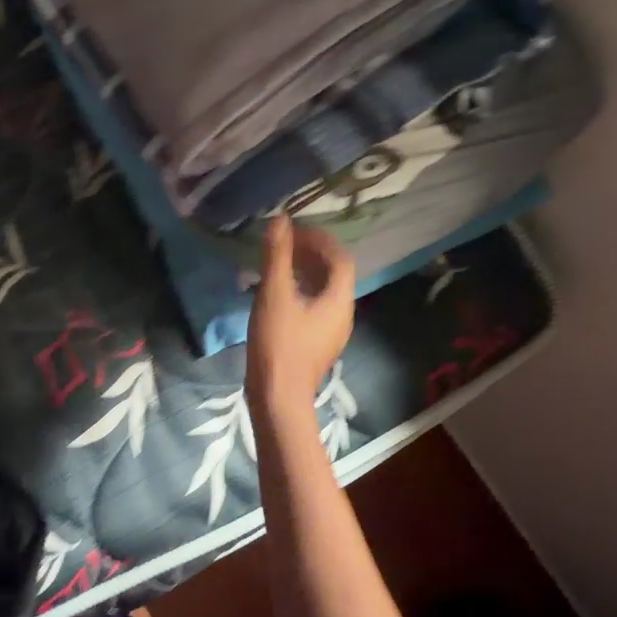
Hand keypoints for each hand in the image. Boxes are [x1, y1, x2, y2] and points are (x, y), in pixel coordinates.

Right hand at [246, 214, 355, 416]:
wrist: (278, 396)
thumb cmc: (278, 343)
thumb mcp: (274, 294)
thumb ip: (277, 256)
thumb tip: (279, 220)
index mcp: (339, 301)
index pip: (340, 258)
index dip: (319, 240)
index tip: (293, 231)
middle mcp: (342, 313)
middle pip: (334, 273)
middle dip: (310, 252)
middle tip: (282, 242)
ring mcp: (331, 330)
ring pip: (324, 290)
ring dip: (304, 270)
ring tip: (276, 262)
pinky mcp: (316, 341)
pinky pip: (314, 304)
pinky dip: (299, 288)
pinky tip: (275, 291)